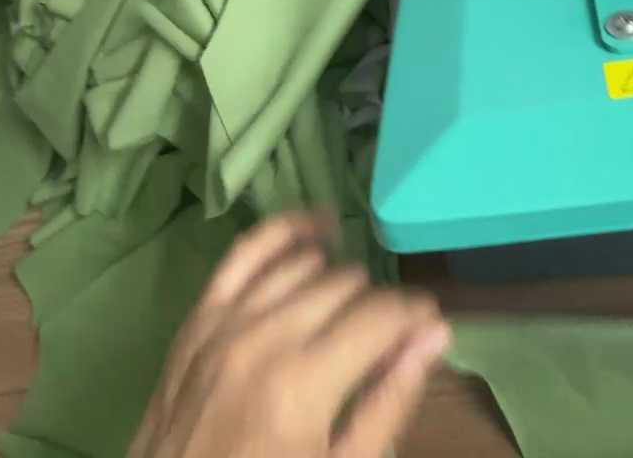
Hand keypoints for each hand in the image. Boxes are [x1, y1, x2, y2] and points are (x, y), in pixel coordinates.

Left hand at [130, 212, 451, 457]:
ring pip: (308, 263)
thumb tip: (435, 334)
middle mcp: (265, 338)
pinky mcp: (197, 319)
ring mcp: (225, 323)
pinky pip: (247, 251)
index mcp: (304, 385)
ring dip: (338, 280)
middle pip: (349, 284)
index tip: (427, 327)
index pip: (383, 314)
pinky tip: (315, 231)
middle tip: (382, 341)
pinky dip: (284, 232)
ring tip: (348, 312)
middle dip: (378, 306)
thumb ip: (390, 402)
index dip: (417, 314)